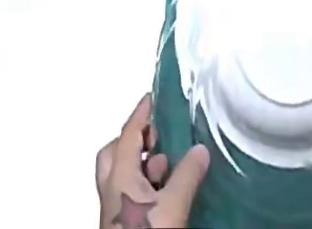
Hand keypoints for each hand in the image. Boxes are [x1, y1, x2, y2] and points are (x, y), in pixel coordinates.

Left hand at [95, 94, 209, 228]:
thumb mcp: (173, 206)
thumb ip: (187, 175)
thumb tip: (201, 148)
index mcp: (118, 175)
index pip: (128, 133)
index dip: (141, 113)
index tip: (152, 96)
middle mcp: (111, 188)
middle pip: (115, 152)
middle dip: (134, 139)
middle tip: (158, 134)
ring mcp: (115, 209)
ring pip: (122, 175)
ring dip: (143, 163)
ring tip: (171, 162)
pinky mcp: (123, 224)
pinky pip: (131, 193)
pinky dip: (146, 184)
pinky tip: (168, 191)